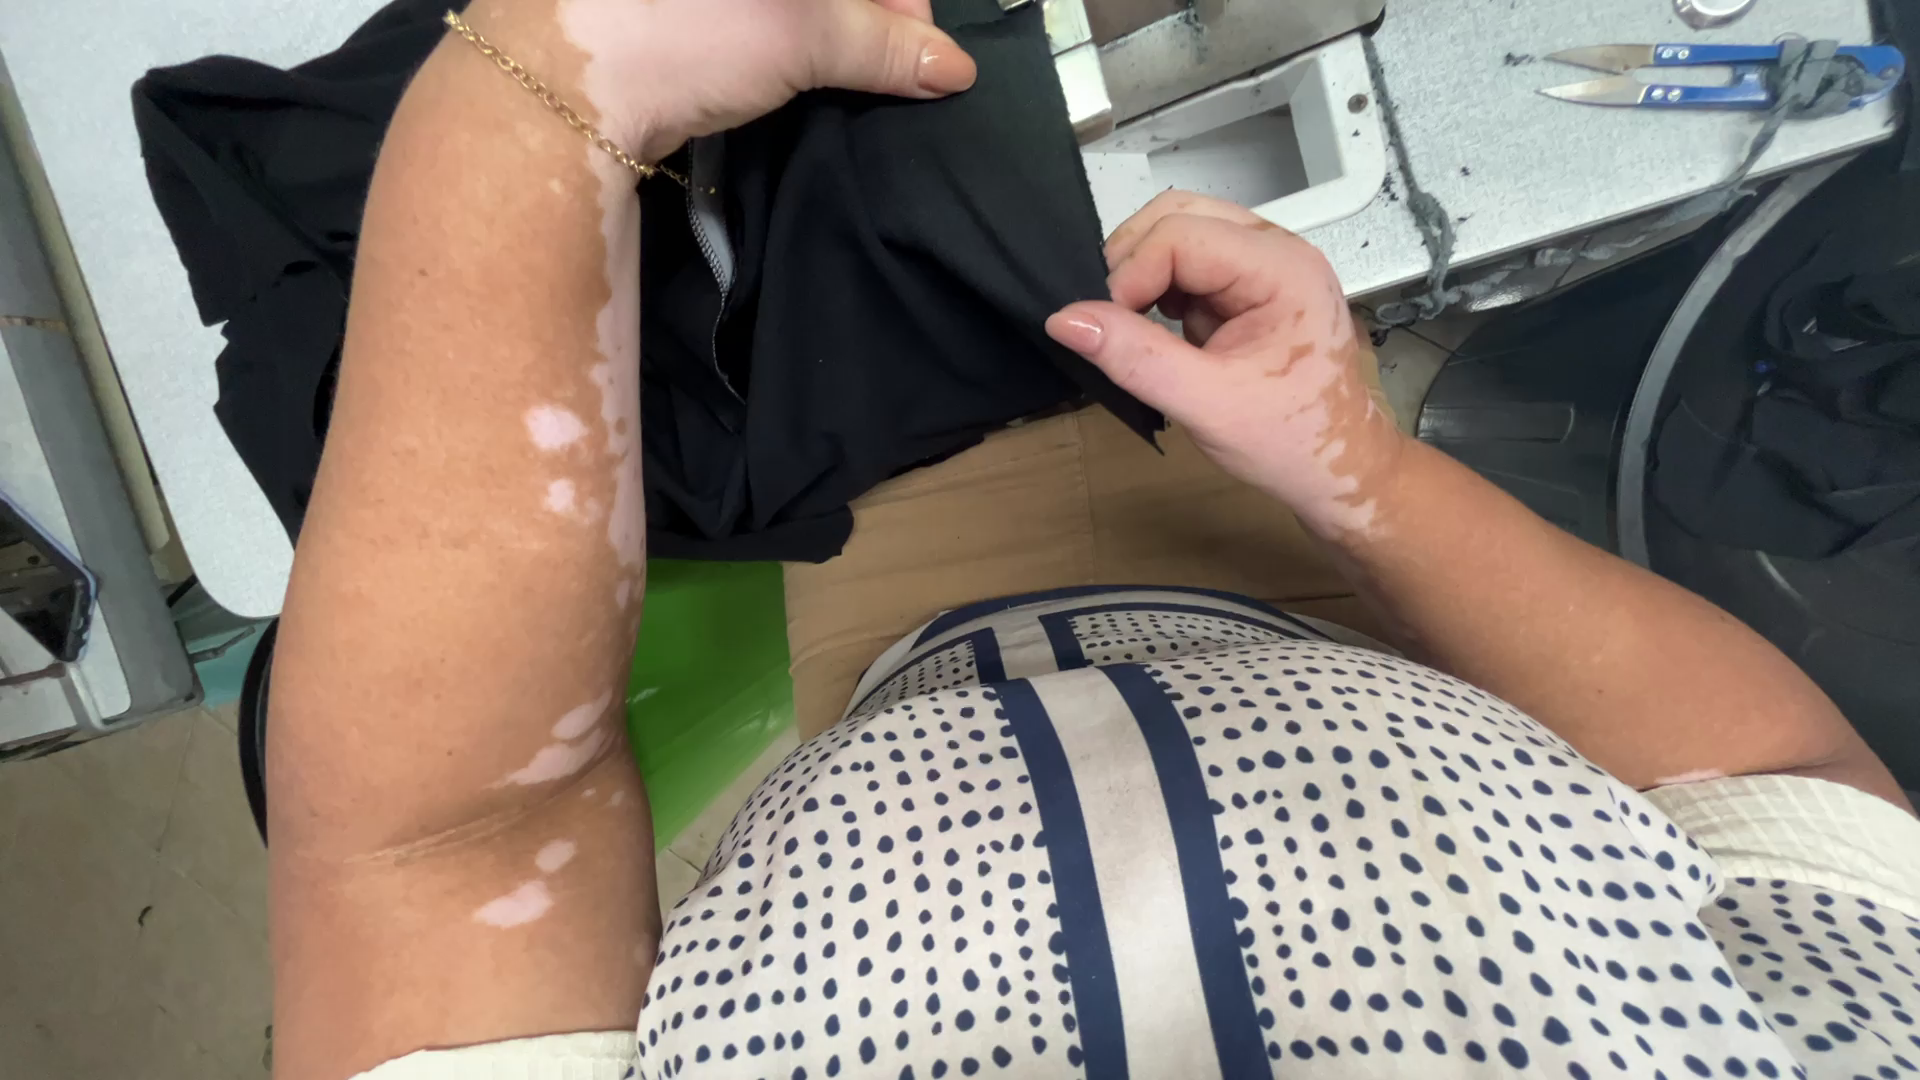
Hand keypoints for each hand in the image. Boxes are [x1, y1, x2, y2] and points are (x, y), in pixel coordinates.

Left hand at [464, 0, 976, 159]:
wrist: (567, 89)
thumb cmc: (685, 31)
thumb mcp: (797, 35)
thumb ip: (879, 45)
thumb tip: (954, 71)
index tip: (916, 39)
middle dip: (870, 10)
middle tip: (896, 64)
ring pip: (799, 1)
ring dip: (839, 28)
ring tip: (861, 72)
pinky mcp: (682, 13)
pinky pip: (764, 15)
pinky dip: (797, 37)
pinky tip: (813, 65)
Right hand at [1045, 191, 1406, 537]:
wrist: (1334, 469)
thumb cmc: (1285, 441)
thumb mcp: (1203, 404)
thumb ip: (1134, 359)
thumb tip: (1064, 320)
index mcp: (1280, 269)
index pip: (1180, 235)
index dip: (1130, 275)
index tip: (1109, 332)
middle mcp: (1274, 252)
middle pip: (1179, 215)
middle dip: (1131, 262)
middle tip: (1112, 320)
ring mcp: (1260, 268)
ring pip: (1179, 234)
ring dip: (1144, 276)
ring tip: (1138, 331)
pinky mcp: (1245, 290)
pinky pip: (1186, 267)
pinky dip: (1157, 292)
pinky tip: (1162, 333)